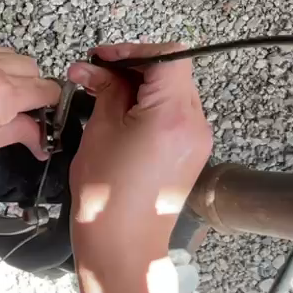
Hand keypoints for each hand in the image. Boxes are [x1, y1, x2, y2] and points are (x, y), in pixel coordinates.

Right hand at [67, 43, 212, 264]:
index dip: (132, 51)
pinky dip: (148, 104)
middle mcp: (194, 123)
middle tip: (95, 74)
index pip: (167, 56)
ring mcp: (197, 138)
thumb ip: (104, 90)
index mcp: (172, 115)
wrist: (123, 242)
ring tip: (102, 94)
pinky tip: (120, 113)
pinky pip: (173, 112)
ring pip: (172, 90)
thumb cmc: (107, 194)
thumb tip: (96, 69)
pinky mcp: (190, 151)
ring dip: (139, 85)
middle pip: (172, 70)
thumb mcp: (100, 129)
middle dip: (132, 67)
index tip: (103, 59)